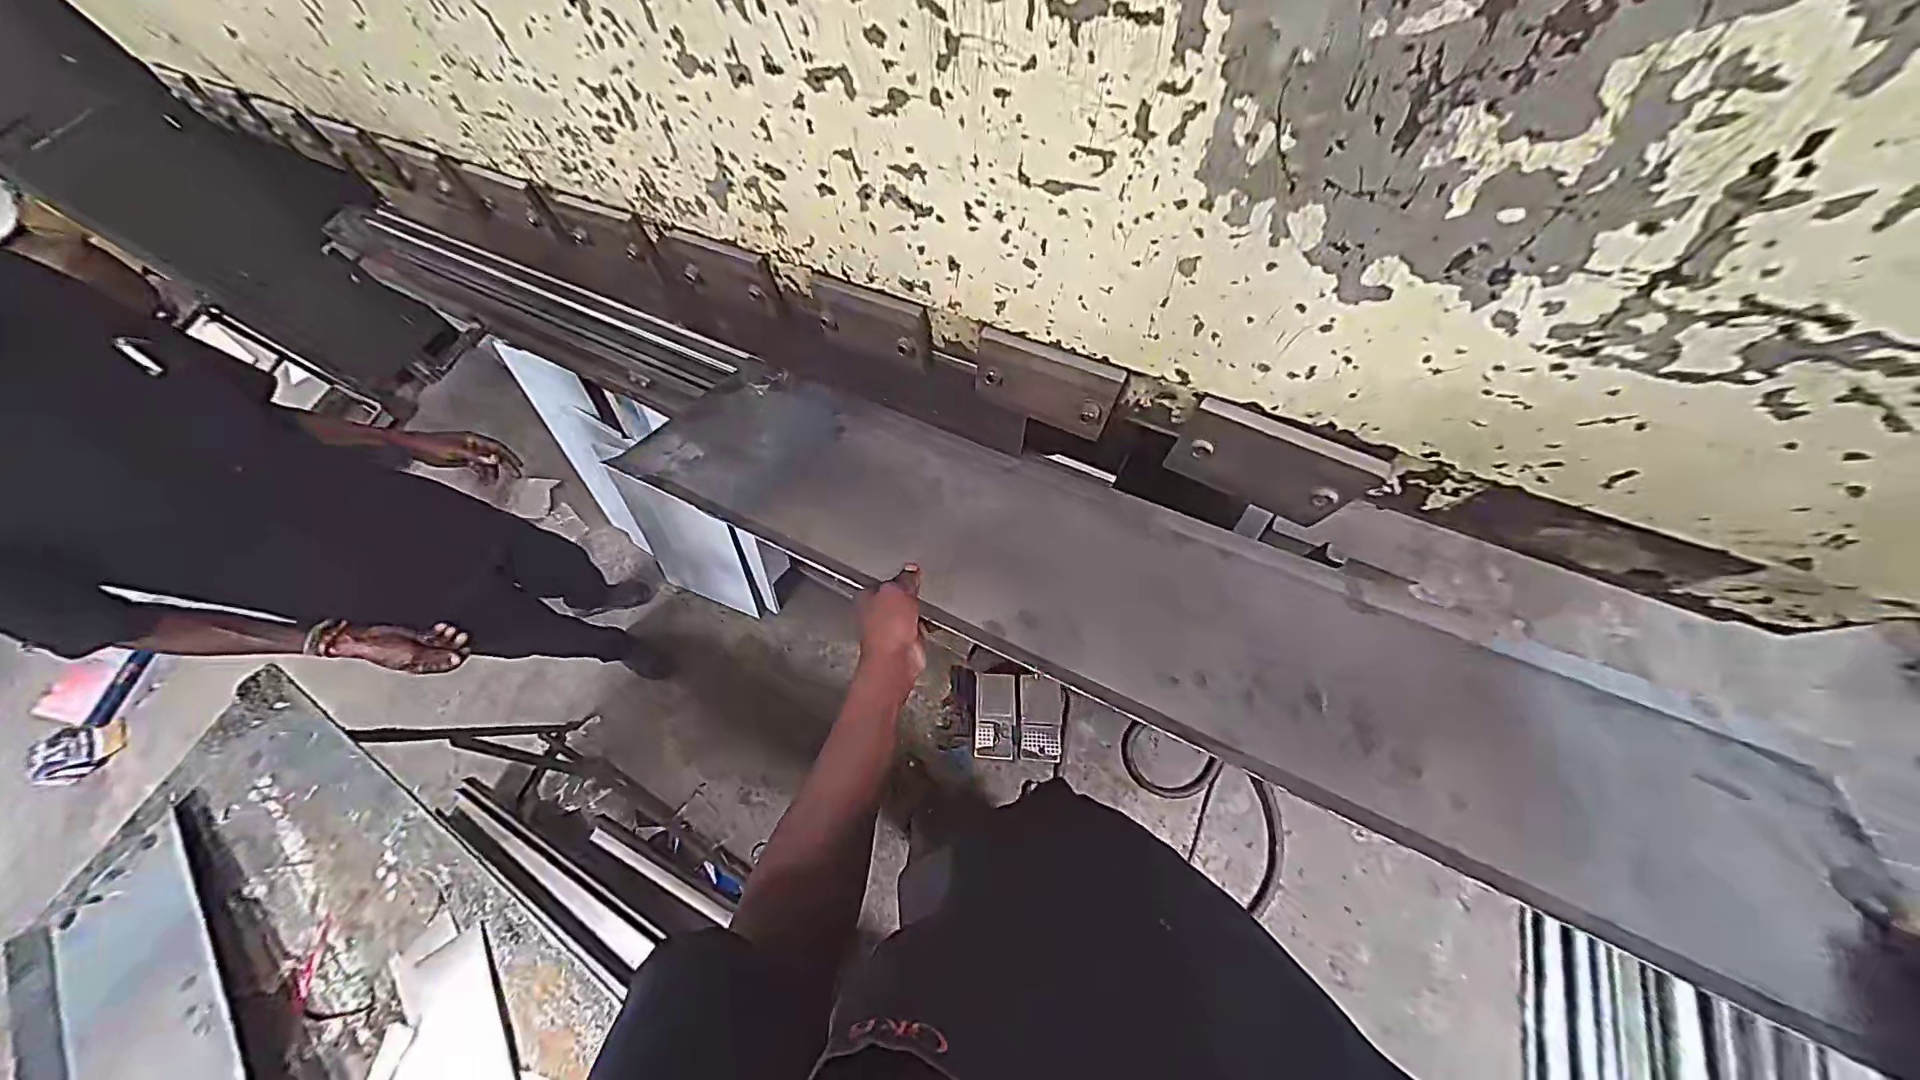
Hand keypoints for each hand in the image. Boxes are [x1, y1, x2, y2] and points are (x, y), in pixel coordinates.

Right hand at [327, 623, 469, 673]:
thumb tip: (456, 659)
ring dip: (449, 636)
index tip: (466, 650)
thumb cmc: (380, 650)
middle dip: (456, 645)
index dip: (458, 658)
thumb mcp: (412, 655)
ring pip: (441, 642)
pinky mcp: (414, 637)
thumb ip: (435, 656)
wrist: (362, 639)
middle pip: (446, 652)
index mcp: (421, 667)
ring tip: (453, 630)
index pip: (446, 666)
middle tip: (461, 637)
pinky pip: (432, 635)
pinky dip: (440, 631)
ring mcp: (418, 647)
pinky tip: (443, 626)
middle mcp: (421, 657)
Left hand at [402, 431, 524, 482]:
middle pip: (494, 454)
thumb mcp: (456, 452)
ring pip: (486, 461)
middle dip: (506, 464)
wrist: (410, 448)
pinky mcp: (459, 458)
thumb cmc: (429, 446)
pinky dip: (483, 472)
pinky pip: (477, 465)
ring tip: (496, 480)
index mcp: (473, 439)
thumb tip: (495, 459)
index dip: (510, 457)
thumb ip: (477, 456)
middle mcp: (471, 444)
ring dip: (493, 471)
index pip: (498, 448)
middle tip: (515, 474)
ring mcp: (465, 451)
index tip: (518, 466)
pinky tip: (483, 479)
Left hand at [857, 564, 923, 678]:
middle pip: (896, 596)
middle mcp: (875, 613)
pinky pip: (918, 625)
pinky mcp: (905, 639)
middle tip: (916, 589)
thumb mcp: (897, 591)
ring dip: (916, 610)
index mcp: (866, 597)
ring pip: (908, 611)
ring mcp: (890, 628)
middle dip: (908, 594)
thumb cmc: (887, 628)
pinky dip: (924, 624)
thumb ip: (904, 579)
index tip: (910, 571)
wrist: (897, 658)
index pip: (883, 581)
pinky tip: (924, 622)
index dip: (898, 576)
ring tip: (919, 608)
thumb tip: (911, 570)